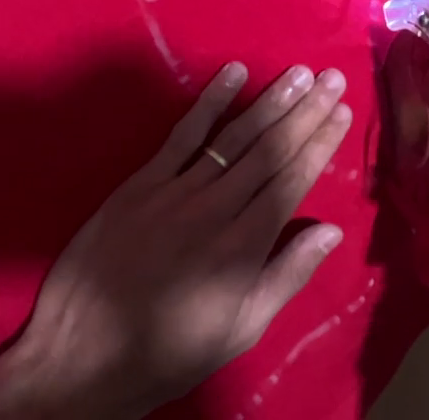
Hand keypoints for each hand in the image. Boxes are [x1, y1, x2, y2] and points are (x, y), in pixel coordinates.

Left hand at [0, 61, 352, 419]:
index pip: (292, 179)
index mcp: (243, 245)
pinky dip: (210, 101)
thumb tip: (332, 230)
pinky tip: (233, 73)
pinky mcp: (142, 182)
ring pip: (234, 136)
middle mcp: (216, 208)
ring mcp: (176, 190)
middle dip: (305, 111)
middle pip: (269, 149)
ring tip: (298, 73)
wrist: (84, 354)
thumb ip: (286, 276)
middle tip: (332, 77)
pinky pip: (183, 134)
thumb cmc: (171, 348)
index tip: (343, 111)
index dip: (320, 142)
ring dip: (270, 101)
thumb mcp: (240, 330)